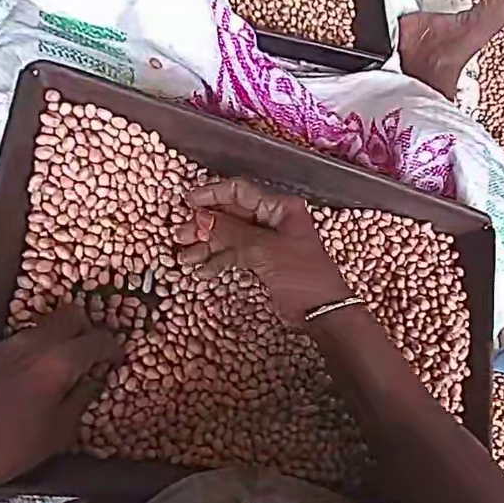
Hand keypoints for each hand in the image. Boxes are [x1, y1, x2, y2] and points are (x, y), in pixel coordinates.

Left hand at [0, 304, 119, 502]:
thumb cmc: (8, 449)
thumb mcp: (59, 432)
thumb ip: (81, 399)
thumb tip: (91, 383)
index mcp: (58, 361)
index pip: (98, 340)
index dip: (113, 348)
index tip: (117, 358)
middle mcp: (31, 345)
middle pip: (70, 315)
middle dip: (87, 329)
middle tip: (94, 353)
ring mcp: (5, 347)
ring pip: (44, 327)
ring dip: (60, 340)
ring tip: (66, 368)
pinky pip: (22, 341)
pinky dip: (37, 350)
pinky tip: (36, 377)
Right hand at [173, 178, 351, 326]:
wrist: (323, 311)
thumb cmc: (302, 274)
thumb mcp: (265, 250)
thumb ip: (231, 233)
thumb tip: (200, 219)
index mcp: (280, 207)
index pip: (240, 191)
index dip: (212, 194)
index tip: (188, 203)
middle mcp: (273, 220)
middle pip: (232, 214)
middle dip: (205, 224)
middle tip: (180, 235)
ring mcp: (268, 241)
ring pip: (230, 236)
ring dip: (207, 245)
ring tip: (185, 257)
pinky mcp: (264, 262)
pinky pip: (236, 255)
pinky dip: (219, 261)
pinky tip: (203, 270)